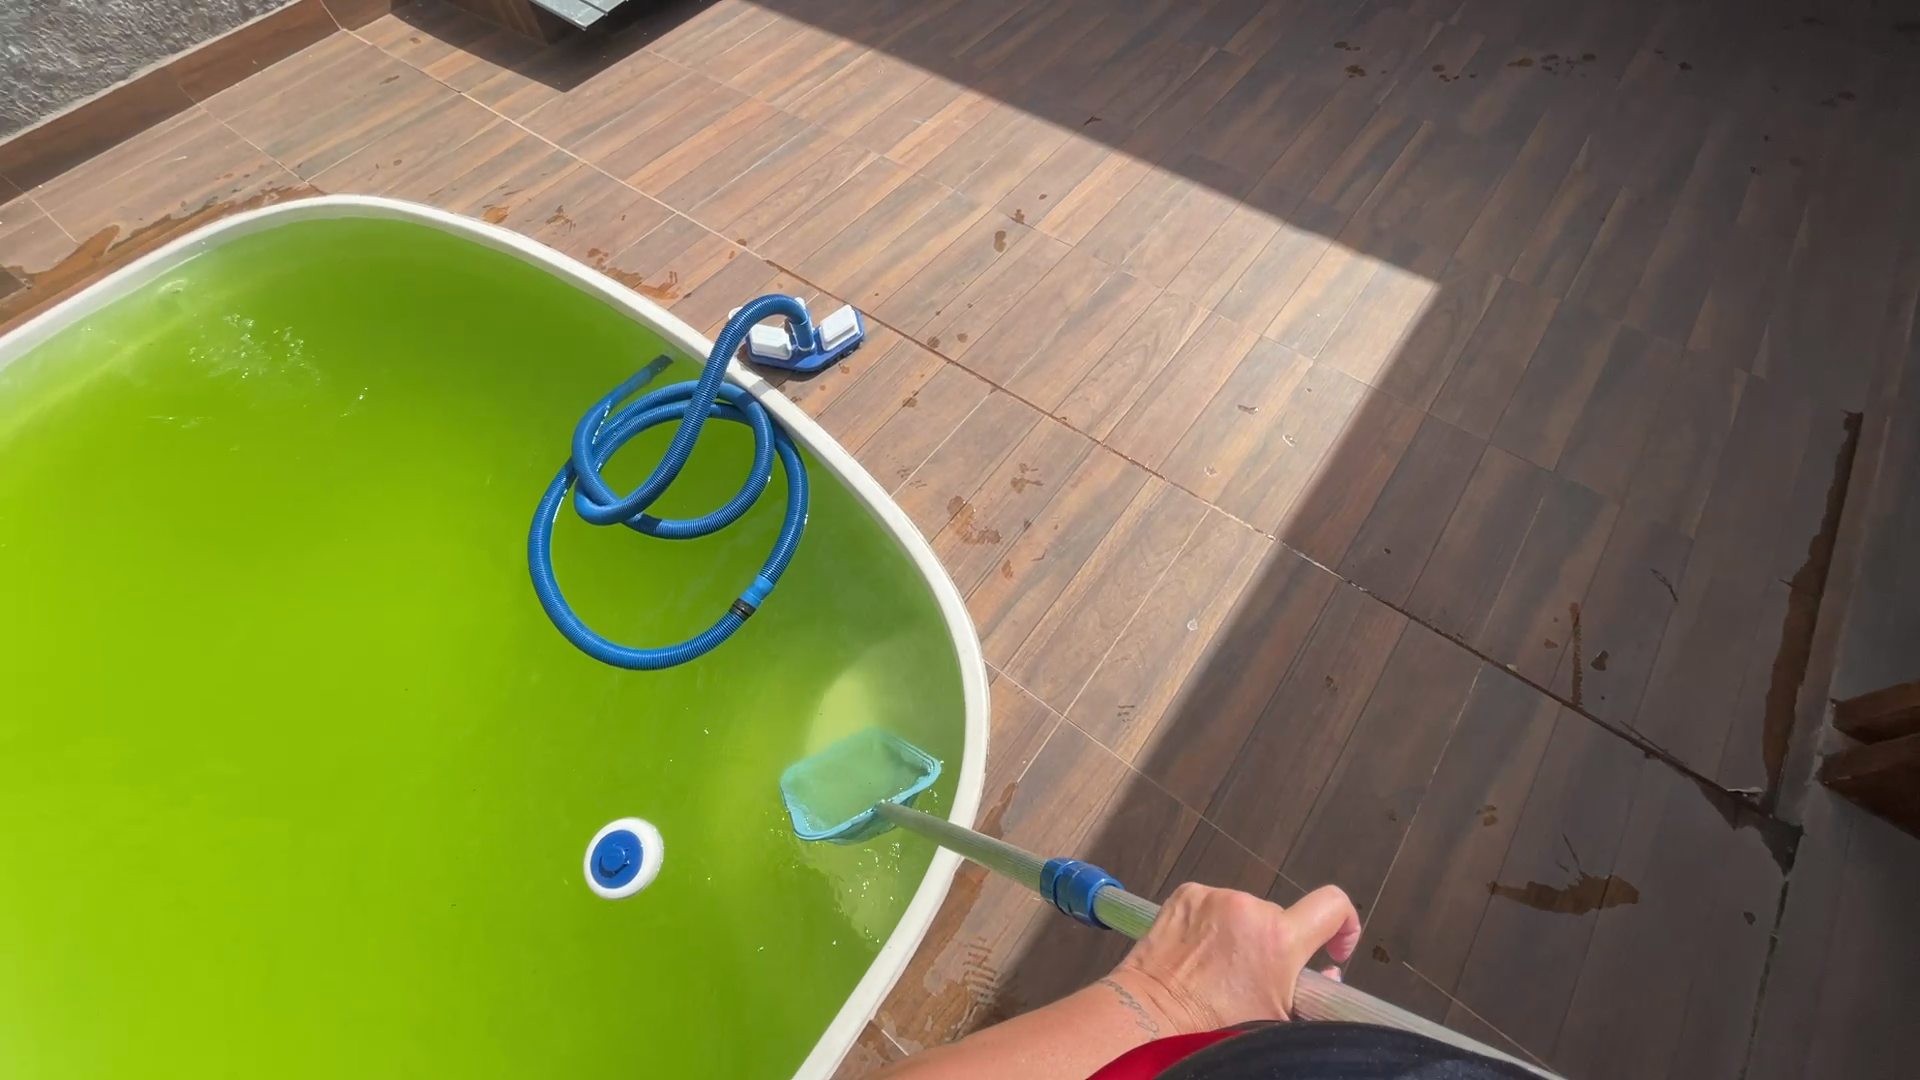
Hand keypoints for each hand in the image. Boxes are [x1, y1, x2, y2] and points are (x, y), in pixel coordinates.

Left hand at [1109, 883, 1361, 1034]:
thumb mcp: (1279, 1020)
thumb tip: (1328, 972)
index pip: (1332, 904)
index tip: (1333, 947)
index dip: (1344, 924)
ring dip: (1242, 932)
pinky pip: (1213, 903)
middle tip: (1257, 976)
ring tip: (1222, 966)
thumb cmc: (1217, 1023)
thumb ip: (1314, 995)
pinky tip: (1201, 950)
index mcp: (1279, 939)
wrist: (1157, 1010)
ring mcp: (1213, 895)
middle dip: (1275, 943)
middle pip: (1279, 917)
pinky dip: (1213, 922)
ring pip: (1244, 911)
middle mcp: (1247, 906)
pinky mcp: (1187, 892)